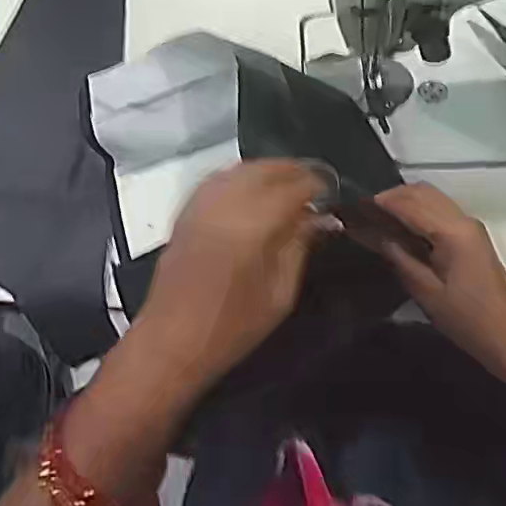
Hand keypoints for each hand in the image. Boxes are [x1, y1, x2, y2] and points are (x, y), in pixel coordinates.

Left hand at [124, 161, 328, 395]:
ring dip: (267, 170)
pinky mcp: (186, 208)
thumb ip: (299, 246)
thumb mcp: (280, 292)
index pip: (292, 186)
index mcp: (252, 223)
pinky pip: (220, 178)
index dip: (316, 184)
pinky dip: (242, 176)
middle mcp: (225, 202)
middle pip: (265, 169)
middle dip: (293, 171)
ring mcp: (201, 202)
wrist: (173, 337)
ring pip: (240, 168)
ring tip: (289, 184)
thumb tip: (319, 217)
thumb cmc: (232, 326)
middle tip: (315, 185)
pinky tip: (255, 189)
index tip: (332, 193)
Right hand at [374, 184, 505, 373]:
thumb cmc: (467, 320)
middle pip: (421, 191)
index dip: (380, 203)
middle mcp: (462, 221)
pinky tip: (402, 226)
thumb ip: (399, 257)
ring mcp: (470, 226)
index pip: (409, 204)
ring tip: (380, 218)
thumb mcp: (426, 292)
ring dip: (405, 200)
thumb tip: (375, 235)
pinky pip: (439, 208)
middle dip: (391, 196)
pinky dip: (418, 209)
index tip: (355, 209)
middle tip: (365, 213)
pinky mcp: (472, 235)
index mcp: (452, 233)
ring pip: (431, 196)